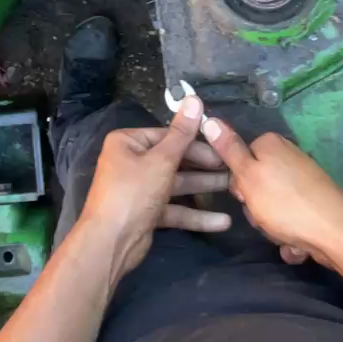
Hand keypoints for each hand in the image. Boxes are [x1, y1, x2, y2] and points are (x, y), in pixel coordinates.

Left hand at [76, 95, 231, 279]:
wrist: (109, 243)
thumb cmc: (133, 192)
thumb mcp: (161, 160)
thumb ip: (182, 133)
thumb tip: (194, 98)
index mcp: (128, 142)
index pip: (167, 136)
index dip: (195, 142)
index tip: (222, 147)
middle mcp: (132, 162)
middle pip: (173, 160)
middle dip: (203, 166)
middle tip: (231, 168)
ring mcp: (139, 189)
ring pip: (177, 184)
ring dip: (203, 187)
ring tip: (233, 188)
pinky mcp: (147, 213)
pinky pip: (174, 209)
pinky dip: (196, 215)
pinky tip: (222, 221)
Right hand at [201, 118, 342, 268]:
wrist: (337, 235)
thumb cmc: (285, 204)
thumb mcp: (249, 177)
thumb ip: (229, 151)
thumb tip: (208, 118)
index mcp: (271, 144)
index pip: (241, 158)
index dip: (239, 182)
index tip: (244, 198)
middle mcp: (289, 156)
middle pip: (257, 183)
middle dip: (257, 207)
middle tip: (264, 218)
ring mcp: (305, 179)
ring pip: (274, 205)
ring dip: (273, 226)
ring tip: (283, 234)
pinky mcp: (316, 202)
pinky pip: (292, 219)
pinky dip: (291, 234)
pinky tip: (297, 244)